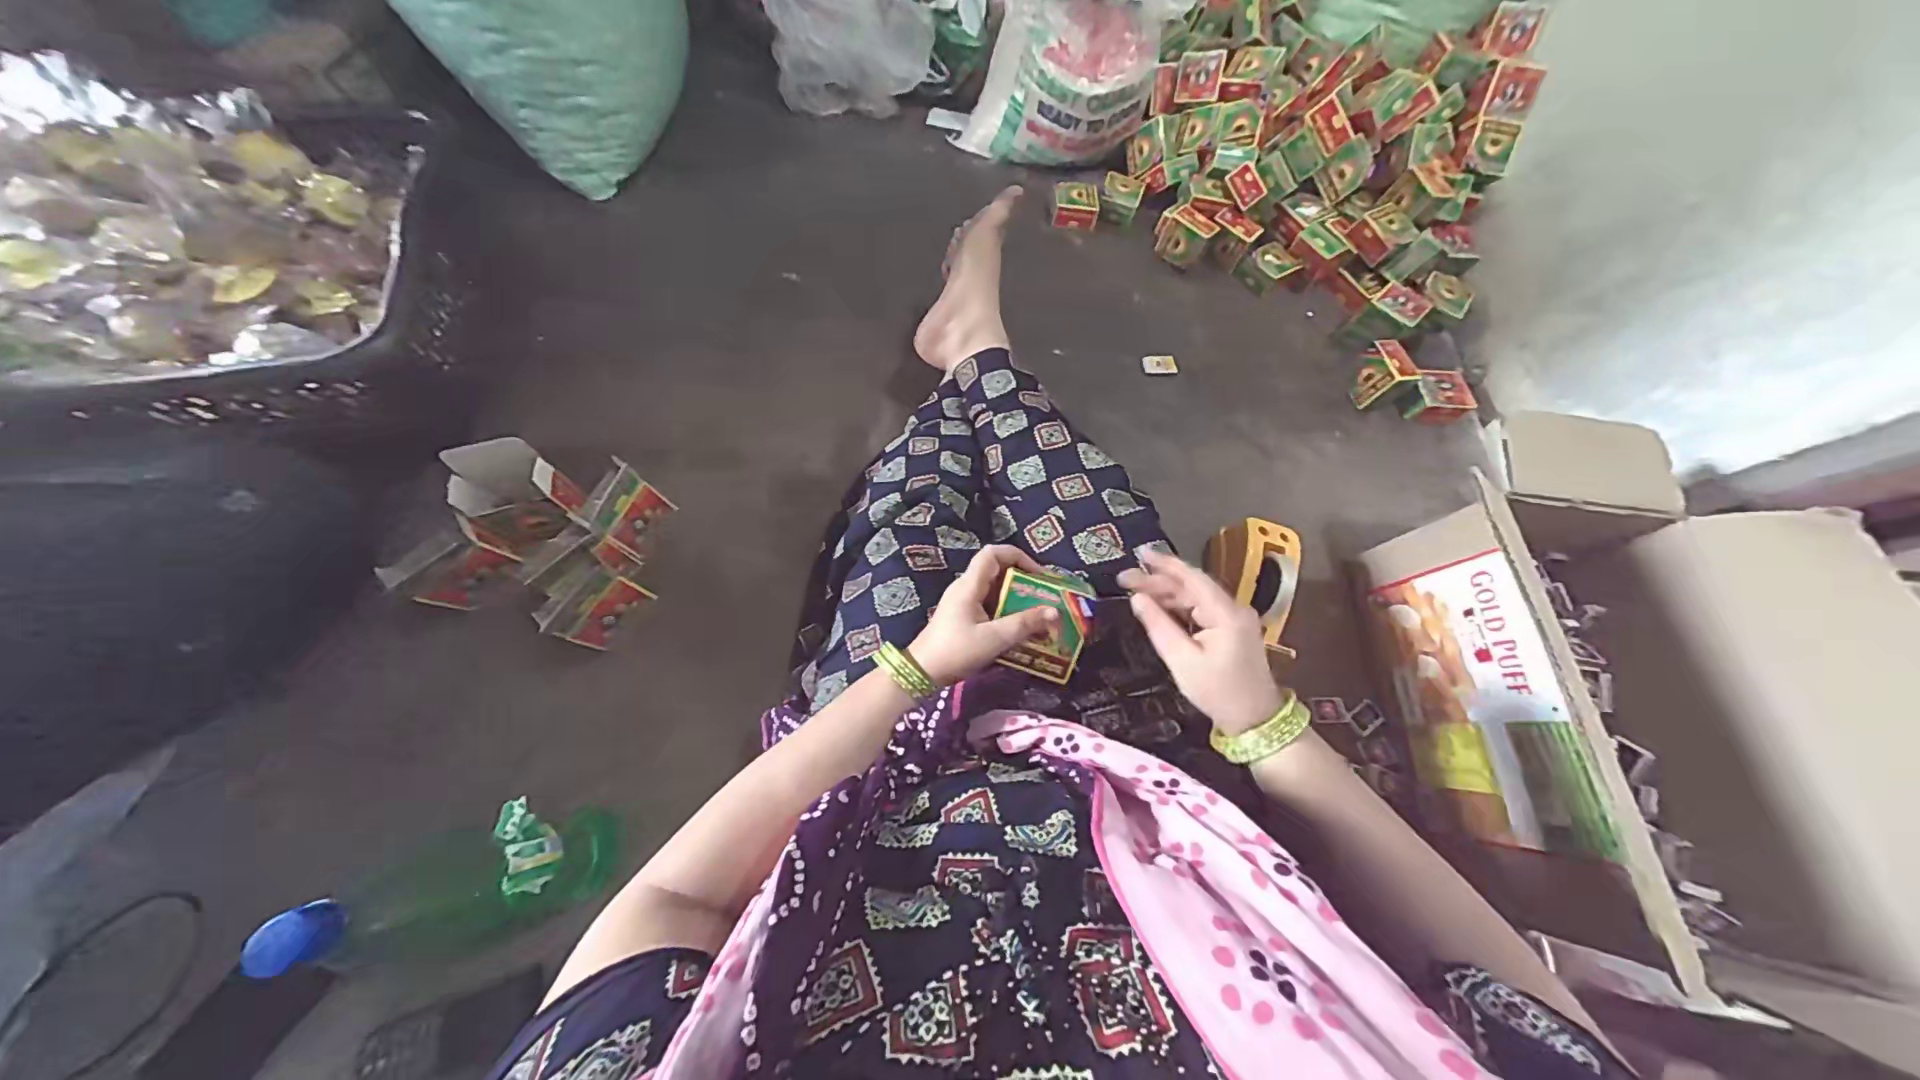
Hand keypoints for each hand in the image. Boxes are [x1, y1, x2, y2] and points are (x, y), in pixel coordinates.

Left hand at [909, 545, 1058, 685]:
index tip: (1039, 574)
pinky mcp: (963, 618)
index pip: (993, 554)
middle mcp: (965, 588)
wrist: (922, 673)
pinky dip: (1006, 613)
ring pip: (994, 591)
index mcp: (969, 585)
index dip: (1018, 556)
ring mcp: (963, 603)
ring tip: (1039, 614)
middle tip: (1045, 596)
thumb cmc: (955, 651)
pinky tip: (1021, 629)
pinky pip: (989, 607)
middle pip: (997, 571)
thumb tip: (1055, 611)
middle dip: (1023, 581)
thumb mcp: (993, 639)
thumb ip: (1024, 624)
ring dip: (1017, 599)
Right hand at [1118, 548, 1284, 734]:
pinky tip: (1157, 604)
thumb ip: (1159, 625)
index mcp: (1225, 613)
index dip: (1165, 564)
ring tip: (1134, 590)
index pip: (1192, 578)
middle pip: (1191, 586)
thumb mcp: (1181, 660)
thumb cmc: (1217, 692)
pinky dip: (1178, 605)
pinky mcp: (1230, 629)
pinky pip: (1200, 608)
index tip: (1139, 554)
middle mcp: (1233, 609)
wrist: (1254, 720)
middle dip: (1158, 580)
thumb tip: (1137, 599)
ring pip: (1194, 596)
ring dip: (1166, 592)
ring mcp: (1234, 618)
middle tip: (1124, 579)